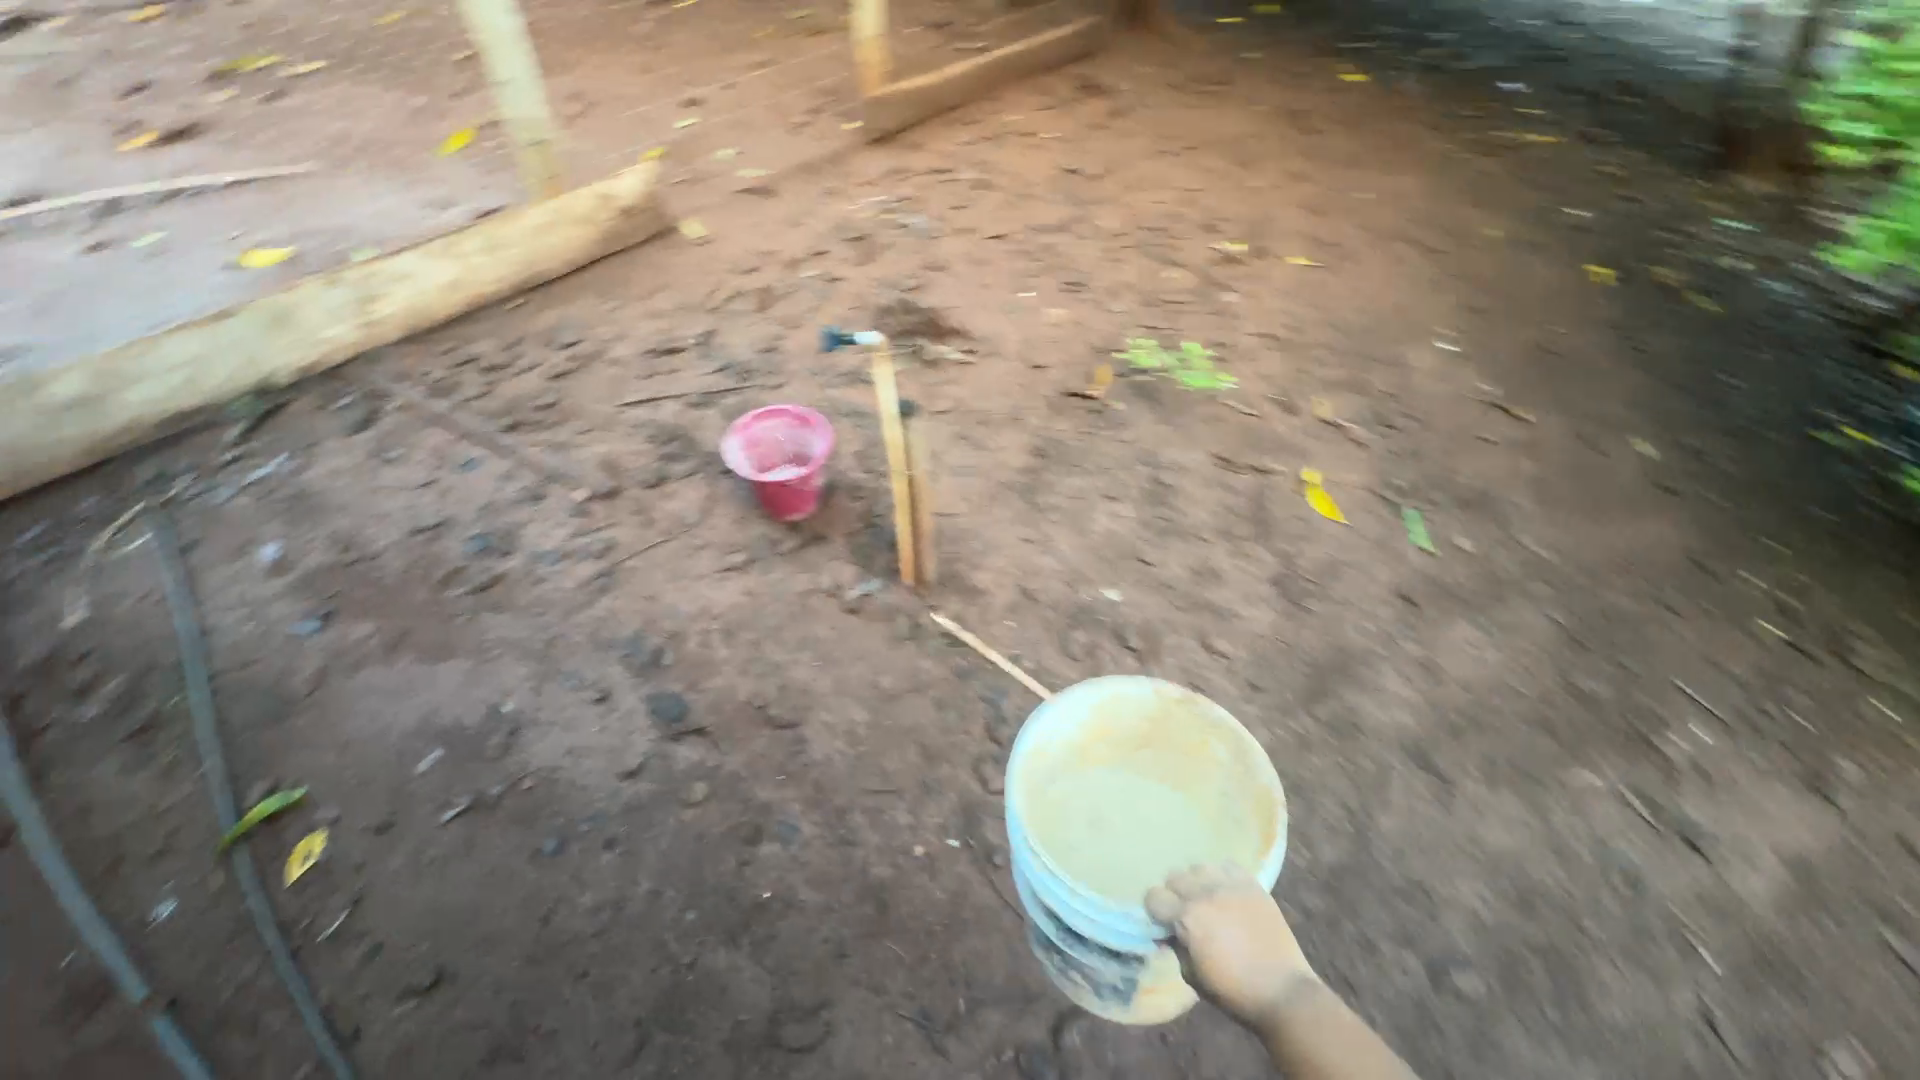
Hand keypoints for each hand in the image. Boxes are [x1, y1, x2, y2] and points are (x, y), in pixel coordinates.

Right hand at [1145, 862, 1318, 1026]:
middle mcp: (1205, 894)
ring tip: (1207, 899)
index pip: (1153, 896)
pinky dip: (1222, 876)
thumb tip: (1168, 932)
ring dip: (1197, 882)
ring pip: (1199, 867)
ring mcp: (1231, 886)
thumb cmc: (1233, 990)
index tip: (1163, 922)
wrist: (1282, 990)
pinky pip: (1228, 866)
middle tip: (1185, 912)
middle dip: (1174, 894)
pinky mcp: (1253, 885)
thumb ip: (1175, 947)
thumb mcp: (1192, 976)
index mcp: (1187, 918)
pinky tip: (1227, 893)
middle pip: (1174, 876)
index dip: (1155, 910)